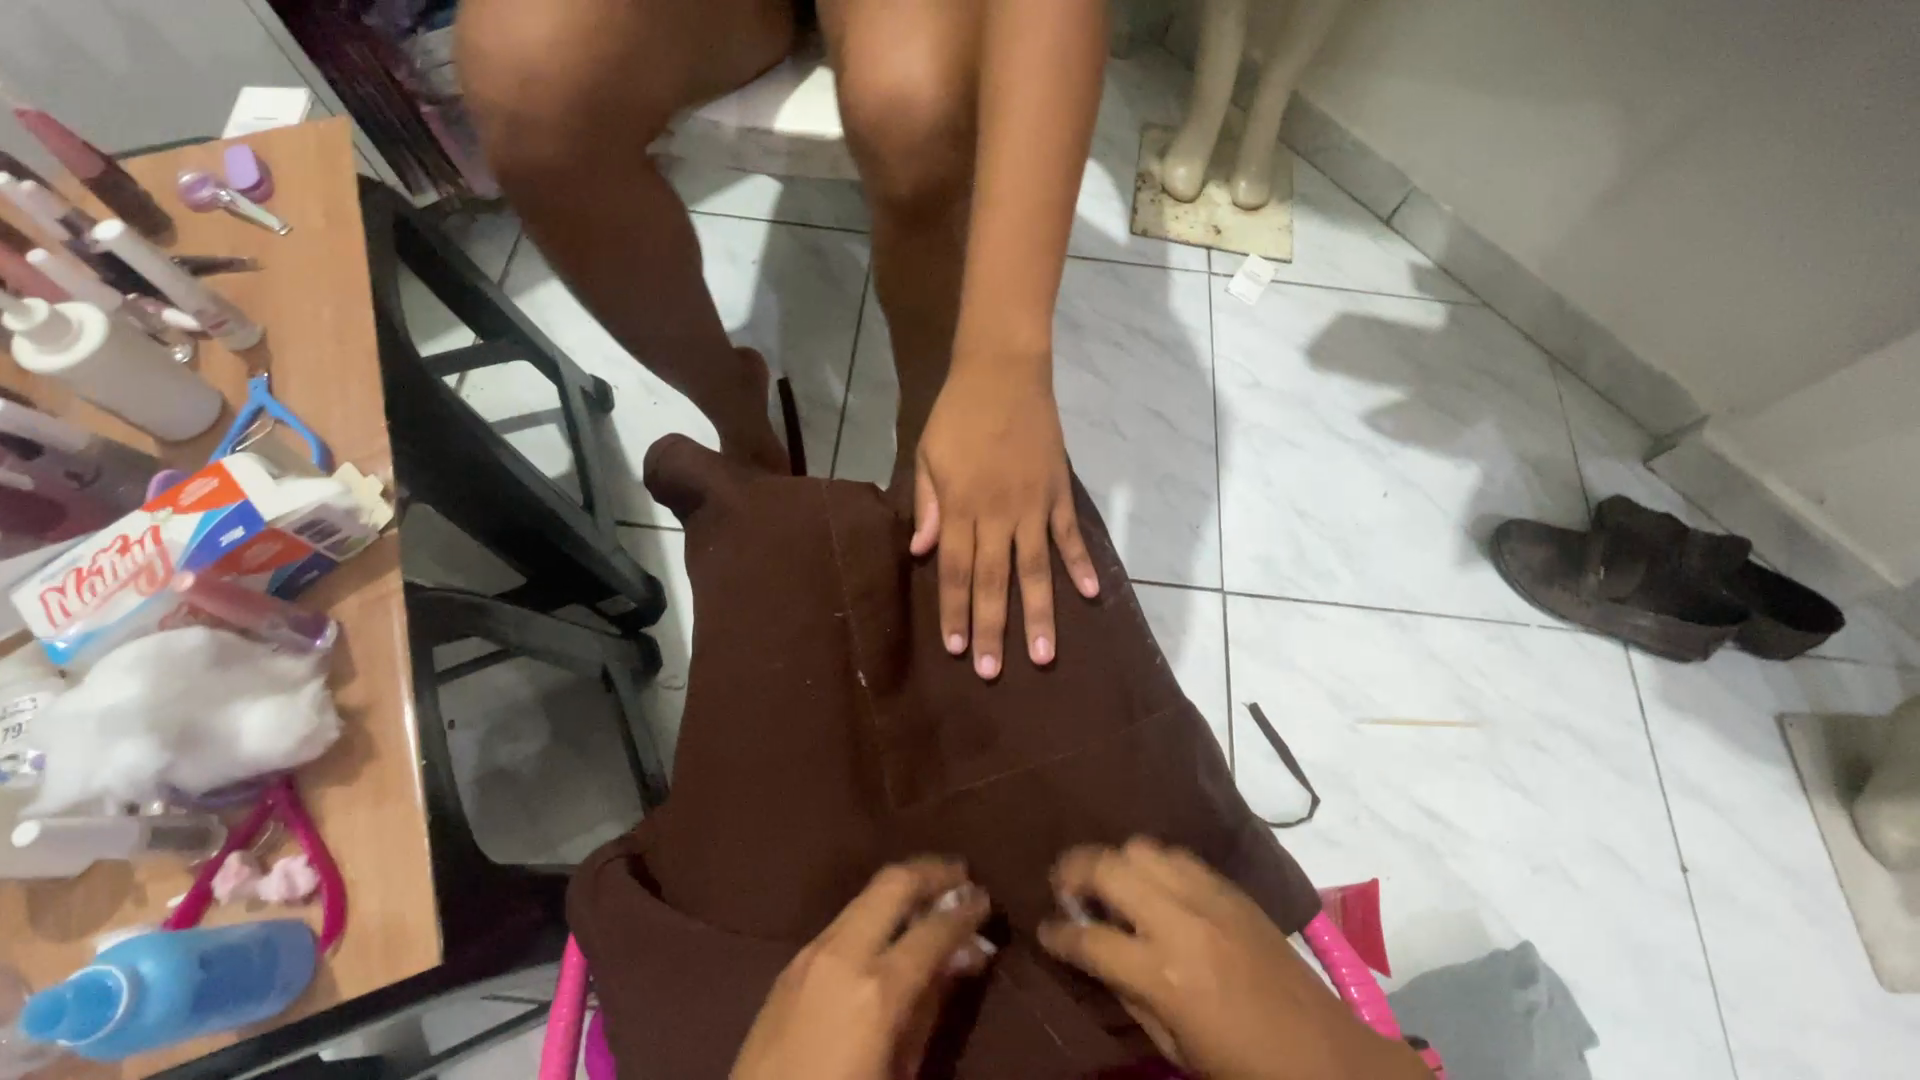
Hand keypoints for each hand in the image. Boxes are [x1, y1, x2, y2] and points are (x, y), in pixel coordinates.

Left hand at [731, 859, 995, 1079]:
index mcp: (877, 988)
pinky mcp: (789, 964)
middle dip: (931, 873)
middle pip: (893, 884)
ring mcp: (810, 953)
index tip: (986, 899)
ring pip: (864, 896)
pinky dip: (874, 912)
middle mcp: (842, 954)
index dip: (967, 910)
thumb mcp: (902, 1070)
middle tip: (961, 875)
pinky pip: (842, 921)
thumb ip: (932, 1007)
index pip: (934, 929)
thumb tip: (964, 958)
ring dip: (901, 888)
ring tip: (931, 895)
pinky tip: (889, 928)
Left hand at [911, 359, 1098, 679]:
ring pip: (1035, 569)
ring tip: (1044, 655)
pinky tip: (1090, 595)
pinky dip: (1080, 565)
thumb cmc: (956, 414)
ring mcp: (1033, 506)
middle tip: (992, 672)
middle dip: (992, 628)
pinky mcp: (1058, 492)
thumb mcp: (928, 455)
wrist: (1002, 372)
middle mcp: (998, 514)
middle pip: (994, 581)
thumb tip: (921, 552)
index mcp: (962, 507)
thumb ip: (929, 504)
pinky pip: (1070, 536)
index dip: (955, 611)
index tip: (956, 649)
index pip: (957, 571)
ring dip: (1039, 614)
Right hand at [1039, 838, 1430, 1079]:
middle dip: (1073, 872)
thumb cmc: (1241, 1067)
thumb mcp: (1172, 1047)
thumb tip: (1095, 955)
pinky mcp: (1233, 890)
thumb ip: (1128, 995)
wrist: (1324, 1056)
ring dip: (1117, 862)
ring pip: (1143, 848)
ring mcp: (1209, 899)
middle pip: (1108, 869)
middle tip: (1064, 887)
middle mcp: (1180, 923)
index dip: (1056, 934)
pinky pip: (1180, 857)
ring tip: (1110, 882)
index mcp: (1162, 975)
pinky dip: (1155, 864)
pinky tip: (1153, 885)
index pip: (1088, 938)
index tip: (1045, 929)